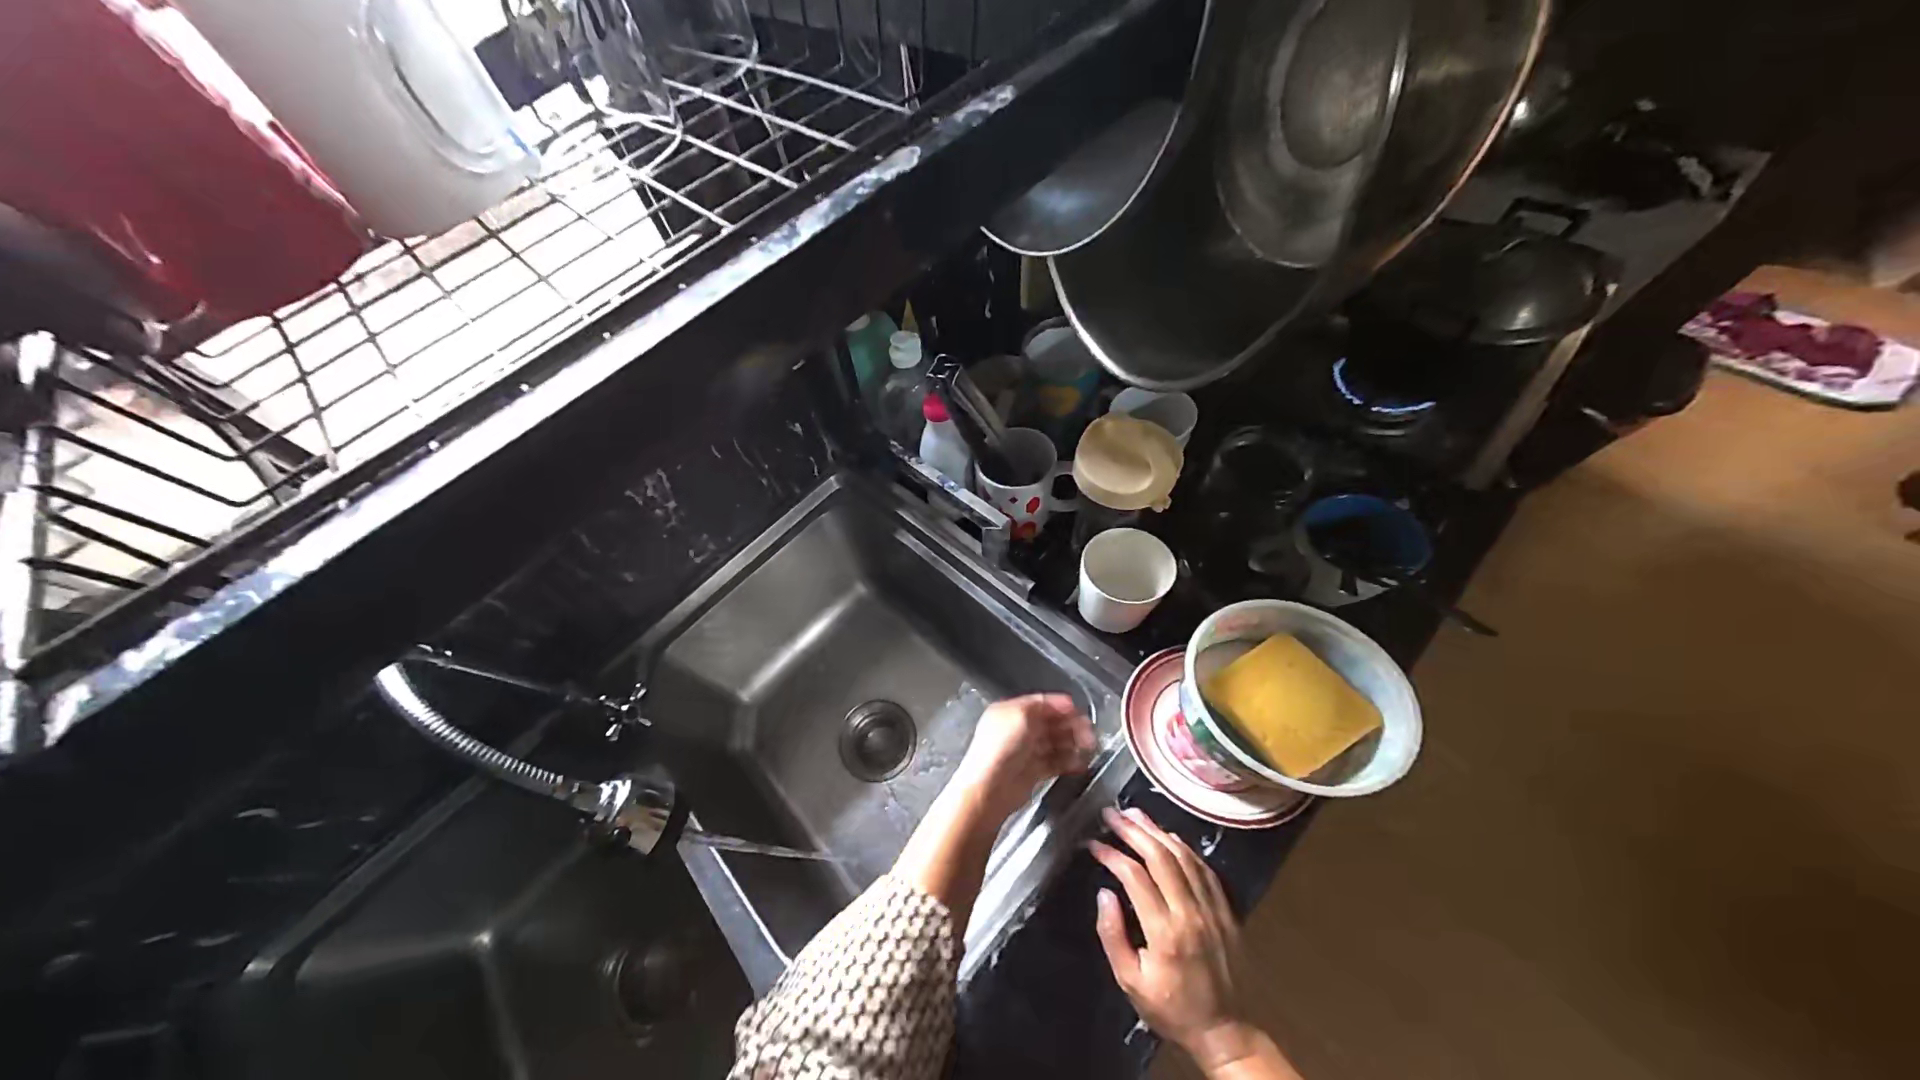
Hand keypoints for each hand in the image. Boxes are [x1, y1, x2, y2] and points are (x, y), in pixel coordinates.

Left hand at [952, 693, 1095, 819]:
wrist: (990, 788)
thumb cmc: (1002, 747)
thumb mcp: (1019, 715)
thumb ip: (1041, 706)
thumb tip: (1061, 703)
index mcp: (1010, 712)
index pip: (1039, 703)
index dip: (1059, 705)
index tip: (1078, 709)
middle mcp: (1017, 730)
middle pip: (1050, 723)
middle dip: (1070, 724)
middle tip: (1089, 730)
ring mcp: (1025, 751)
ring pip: (1054, 743)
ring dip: (1072, 742)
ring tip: (1089, 746)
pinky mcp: (1033, 772)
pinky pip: (1055, 762)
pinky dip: (1068, 761)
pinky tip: (1081, 762)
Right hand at [1090, 807, 1267, 1073]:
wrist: (1227, 1032)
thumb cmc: (1172, 1009)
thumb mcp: (1131, 982)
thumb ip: (1113, 935)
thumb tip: (1104, 893)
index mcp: (1165, 932)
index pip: (1135, 876)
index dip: (1112, 854)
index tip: (1093, 843)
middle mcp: (1191, 912)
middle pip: (1160, 857)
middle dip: (1133, 830)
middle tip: (1112, 813)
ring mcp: (1212, 908)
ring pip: (1184, 856)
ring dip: (1157, 831)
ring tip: (1135, 814)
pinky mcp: (1226, 910)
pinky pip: (1204, 868)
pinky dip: (1184, 847)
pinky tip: (1168, 836)